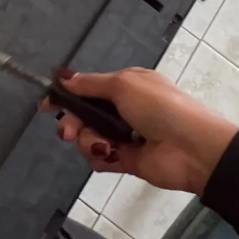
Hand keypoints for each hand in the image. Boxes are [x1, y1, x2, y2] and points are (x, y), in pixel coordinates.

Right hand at [45, 68, 238, 193]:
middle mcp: (124, 108)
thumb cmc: (160, 107)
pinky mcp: (126, 160)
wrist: (192, 148)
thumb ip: (91, 84)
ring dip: (90, 142)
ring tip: (105, 145)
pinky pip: (101, 158)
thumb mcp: (124, 85)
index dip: (67, 96)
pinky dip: (101, 158)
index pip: (89, 88)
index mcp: (127, 85)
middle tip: (70, 132)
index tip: (47, 105)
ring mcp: (124, 135)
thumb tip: (65, 78)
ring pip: (89, 138)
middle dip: (73, 122)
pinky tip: (112, 155)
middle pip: (84, 115)